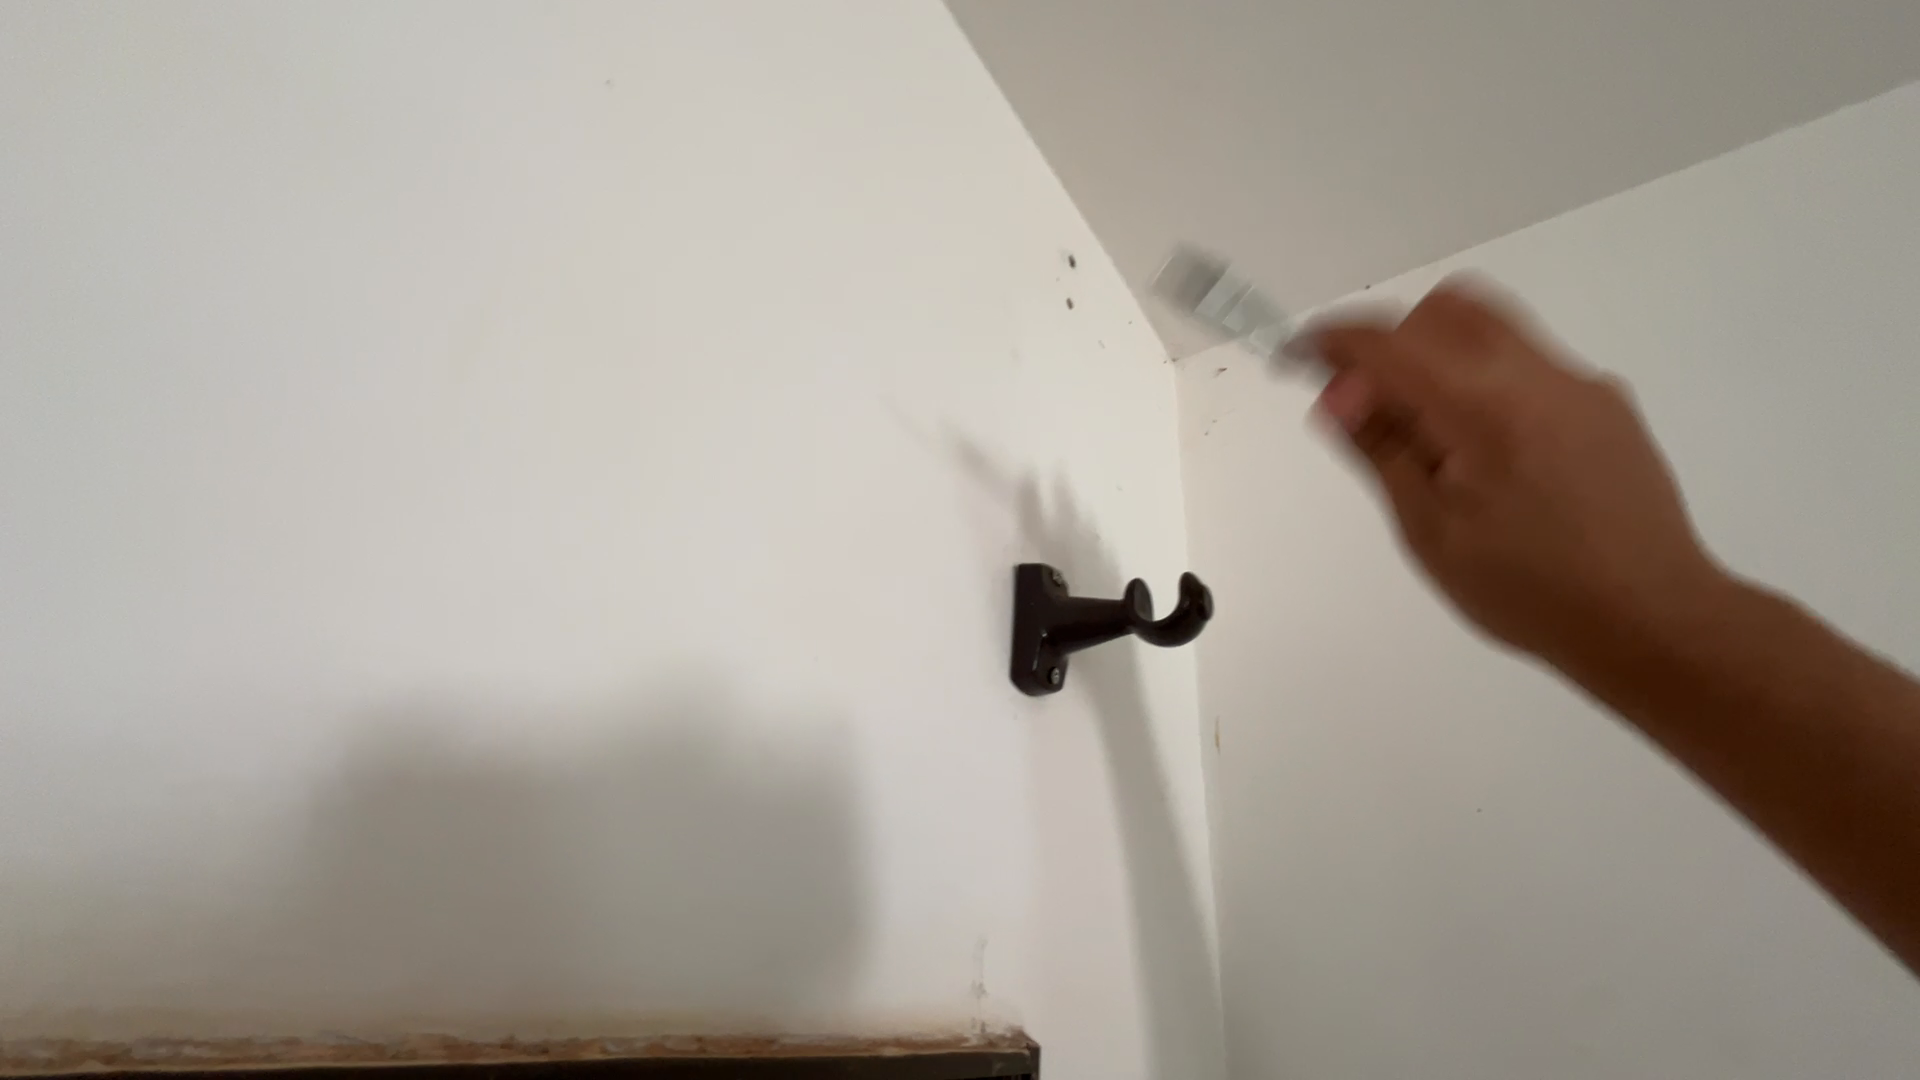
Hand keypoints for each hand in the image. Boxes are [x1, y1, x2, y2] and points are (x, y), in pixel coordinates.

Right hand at [1298, 279, 1729, 671]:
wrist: (1651, 619)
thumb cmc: (1522, 587)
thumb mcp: (1427, 526)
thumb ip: (1380, 448)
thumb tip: (1335, 393)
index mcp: (1486, 408)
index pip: (1390, 344)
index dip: (1330, 342)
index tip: (1292, 358)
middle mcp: (1540, 376)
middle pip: (1446, 309)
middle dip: (1386, 338)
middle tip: (1357, 398)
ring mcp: (1580, 387)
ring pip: (1488, 329)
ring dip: (1431, 355)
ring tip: (1413, 430)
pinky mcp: (1602, 407)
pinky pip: (1522, 364)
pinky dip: (1473, 380)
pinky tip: (1473, 453)